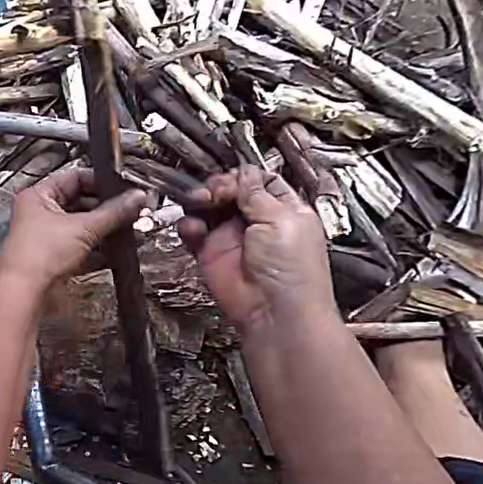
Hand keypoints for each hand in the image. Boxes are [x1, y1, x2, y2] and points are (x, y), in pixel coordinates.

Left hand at [0, 168, 145, 292]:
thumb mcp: (83, 227)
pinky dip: (97, 251)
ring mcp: (48, 239)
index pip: (74, 178)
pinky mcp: (55, 260)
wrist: (26, 293)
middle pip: (80, 204)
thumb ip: (114, 212)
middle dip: (106, 209)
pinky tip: (114, 252)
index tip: (122, 188)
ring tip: (125, 229)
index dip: (100, 182)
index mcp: (37, 197)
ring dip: (103, 230)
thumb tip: (134, 198)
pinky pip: (81, 250)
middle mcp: (40, 216)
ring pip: (82, 228)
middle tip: (129, 210)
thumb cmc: (35, 256)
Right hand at [179, 166, 336, 334]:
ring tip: (200, 204)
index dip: (242, 176)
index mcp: (283, 209)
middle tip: (212, 192)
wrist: (273, 310)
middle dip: (217, 187)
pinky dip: (188, 226)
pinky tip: (193, 227)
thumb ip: (256, 194)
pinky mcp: (210, 253)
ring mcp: (231, 237)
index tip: (231, 179)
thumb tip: (241, 173)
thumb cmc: (294, 272)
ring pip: (208, 208)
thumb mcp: (282, 219)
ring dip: (200, 202)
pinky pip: (192, 232)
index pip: (258, 181)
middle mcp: (256, 221)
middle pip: (230, 191)